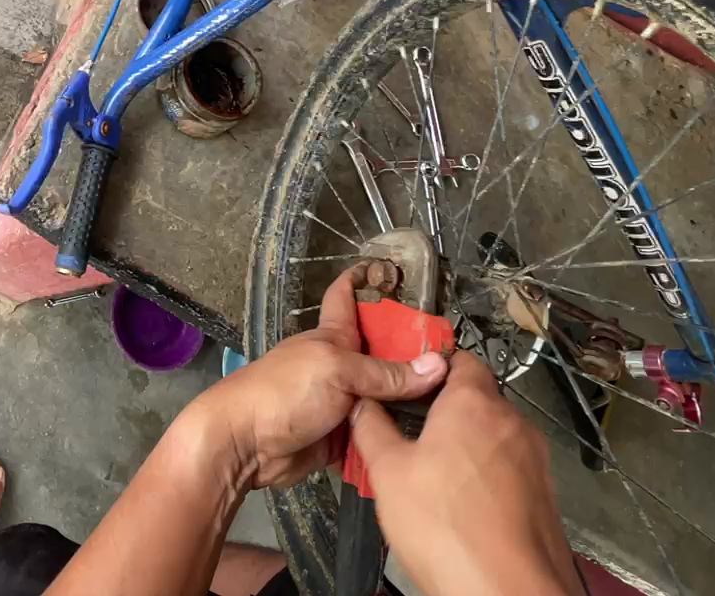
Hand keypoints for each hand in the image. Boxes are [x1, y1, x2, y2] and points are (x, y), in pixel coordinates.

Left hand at [184, 269, 448, 490]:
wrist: (246, 442)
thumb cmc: (285, 391)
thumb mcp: (336, 370)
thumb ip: (385, 372)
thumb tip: (440, 365)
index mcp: (333, 337)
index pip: (348, 297)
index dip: (366, 280)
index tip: (396, 270)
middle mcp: (341, 365)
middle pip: (384, 354)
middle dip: (416, 356)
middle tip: (467, 363)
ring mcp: (343, 403)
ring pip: (387, 398)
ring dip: (414, 405)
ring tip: (465, 408)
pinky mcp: (344, 439)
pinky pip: (378, 437)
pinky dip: (398, 439)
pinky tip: (435, 445)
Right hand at [348, 351, 583, 595]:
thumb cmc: (445, 524)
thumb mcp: (387, 470)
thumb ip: (371, 426)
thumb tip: (363, 404)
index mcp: (474, 402)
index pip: (459, 357)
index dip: (431, 363)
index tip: (405, 377)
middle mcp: (512, 423)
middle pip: (475, 395)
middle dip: (443, 406)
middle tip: (407, 424)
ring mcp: (535, 461)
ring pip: (492, 432)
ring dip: (464, 439)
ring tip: (429, 465)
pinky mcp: (545, 497)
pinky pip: (507, 465)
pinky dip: (484, 470)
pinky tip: (458, 498)